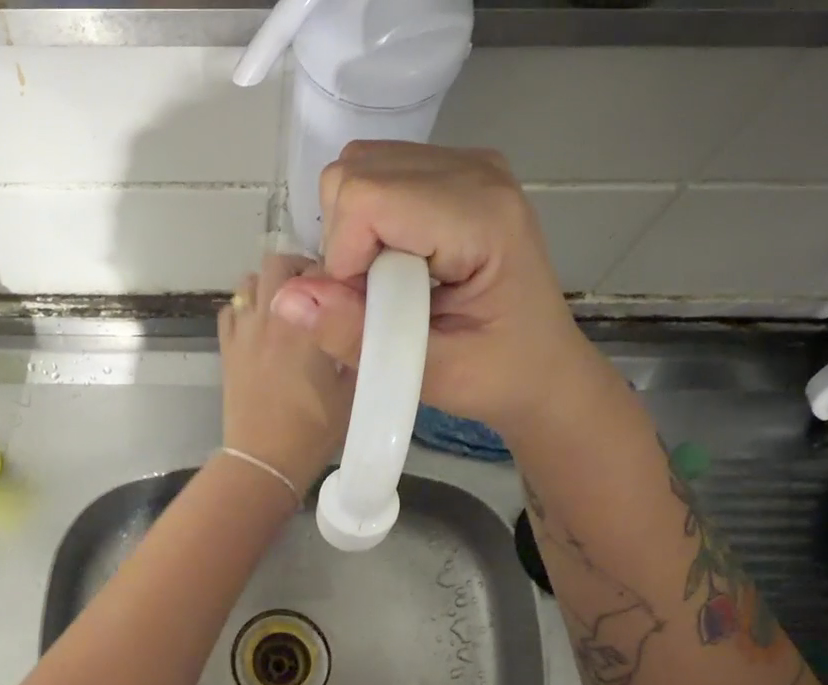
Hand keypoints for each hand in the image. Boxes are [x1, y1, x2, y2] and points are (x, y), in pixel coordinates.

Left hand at [219, 255, 355, 492]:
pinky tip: (260, 328)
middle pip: (277, 262)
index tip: (346, 290)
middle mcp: (270, 315)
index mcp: (306, 322)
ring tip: (286, 307)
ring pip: (249, 282)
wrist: (265, 460)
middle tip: (315, 291)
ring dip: (268, 285)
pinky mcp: (226, 348)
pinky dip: (244, 308)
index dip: (335, 274)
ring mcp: (243, 331)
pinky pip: (230, 309)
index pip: (320, 270)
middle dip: (298, 268)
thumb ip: (359, 348)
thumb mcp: (354, 390)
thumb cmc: (314, 429)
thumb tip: (367, 322)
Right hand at [269, 142, 610, 436]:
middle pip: (354, 174)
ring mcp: (463, 163)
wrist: (543, 369)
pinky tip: (396, 268)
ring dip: (351, 236)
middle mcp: (474, 170)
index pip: (366, 197)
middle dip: (343, 245)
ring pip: (356, 171)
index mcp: (483, 215)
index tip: (370, 309)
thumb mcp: (429, 373)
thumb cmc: (498, 377)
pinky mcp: (448, 171)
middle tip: (379, 300)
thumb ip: (356, 335)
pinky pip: (372, 178)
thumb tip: (284, 299)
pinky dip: (364, 226)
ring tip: (389, 287)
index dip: (343, 258)